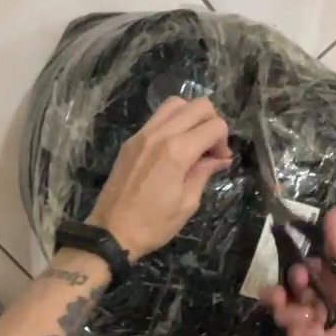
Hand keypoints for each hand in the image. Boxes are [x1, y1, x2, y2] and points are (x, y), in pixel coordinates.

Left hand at [86, 96, 232, 258]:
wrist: (112, 232)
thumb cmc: (153, 224)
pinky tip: (174, 147)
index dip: (224, 141)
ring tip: (193, 142)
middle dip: (212, 122)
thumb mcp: (187, 203)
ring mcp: (142, 134)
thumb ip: (204, 173)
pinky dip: (173, 123)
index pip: (214, 126)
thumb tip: (220, 159)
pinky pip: (157, 118)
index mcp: (177, 151)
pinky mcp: (131, 141)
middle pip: (198, 105)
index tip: (220, 161)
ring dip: (191, 117)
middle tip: (210, 148)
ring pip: (175, 104)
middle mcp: (160, 134)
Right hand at [260, 207, 335, 335]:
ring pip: (288, 311)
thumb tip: (332, 210)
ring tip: (295, 312)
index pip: (306, 264)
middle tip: (295, 287)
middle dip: (283, 288)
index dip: (295, 264)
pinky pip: (297, 334)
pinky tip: (305, 328)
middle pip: (290, 289)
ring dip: (284, 309)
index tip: (300, 268)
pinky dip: (295, 330)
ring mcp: (320, 319)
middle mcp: (324, 295)